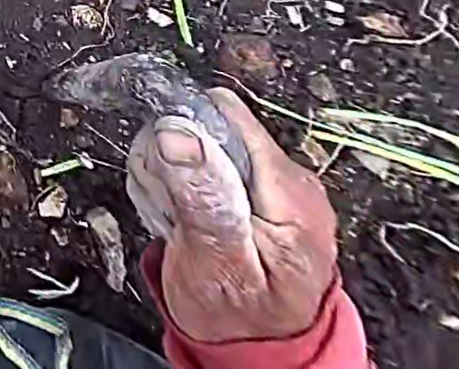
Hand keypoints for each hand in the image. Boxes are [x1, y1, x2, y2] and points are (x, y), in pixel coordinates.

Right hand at [127, 89, 337, 342]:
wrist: (250, 352)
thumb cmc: (238, 320)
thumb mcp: (217, 267)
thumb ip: (202, 200)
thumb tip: (178, 131)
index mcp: (288, 190)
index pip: (225, 114)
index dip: (187, 135)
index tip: (174, 180)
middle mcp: (283, 172)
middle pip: (205, 122)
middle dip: (173, 160)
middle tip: (175, 213)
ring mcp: (265, 175)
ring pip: (192, 135)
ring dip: (169, 173)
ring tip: (178, 219)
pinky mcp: (246, 180)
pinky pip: (196, 155)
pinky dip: (176, 180)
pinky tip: (182, 215)